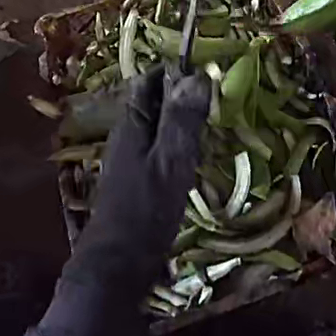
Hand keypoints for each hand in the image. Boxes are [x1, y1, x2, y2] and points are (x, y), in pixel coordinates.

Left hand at [71, 69, 210, 284]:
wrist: (117, 265)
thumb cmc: (145, 209)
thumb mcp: (171, 160)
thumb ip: (182, 119)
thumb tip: (199, 74)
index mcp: (133, 122)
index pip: (152, 78)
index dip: (178, 70)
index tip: (211, 73)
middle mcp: (128, 133)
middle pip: (156, 100)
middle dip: (184, 95)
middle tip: (218, 102)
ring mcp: (131, 156)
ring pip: (160, 124)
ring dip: (184, 121)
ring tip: (215, 127)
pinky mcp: (139, 177)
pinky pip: (161, 147)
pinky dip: (181, 145)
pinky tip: (199, 159)